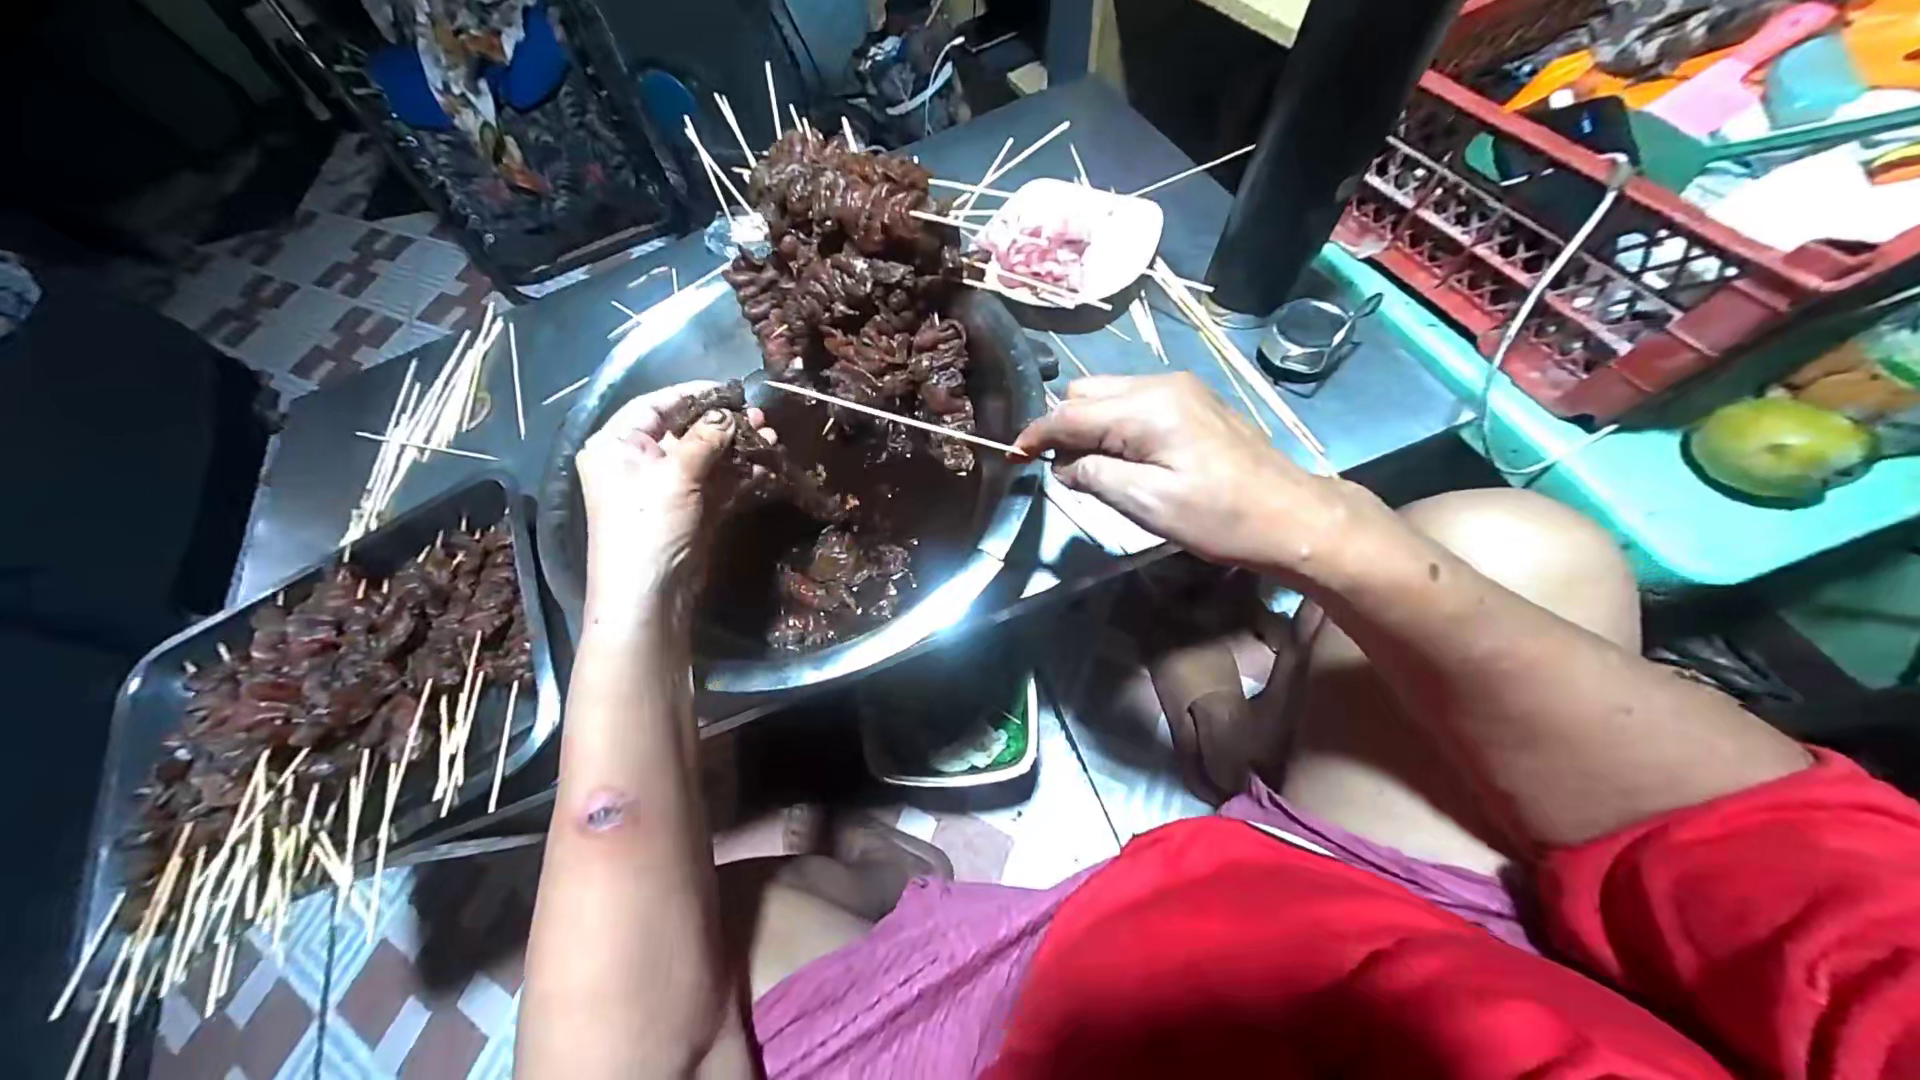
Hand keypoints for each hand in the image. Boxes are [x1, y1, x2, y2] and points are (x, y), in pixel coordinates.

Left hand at [575, 381, 772, 598]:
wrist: (651, 594)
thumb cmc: (649, 526)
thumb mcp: (675, 475)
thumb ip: (705, 438)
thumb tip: (730, 413)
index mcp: (618, 445)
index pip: (656, 405)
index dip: (694, 394)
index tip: (733, 390)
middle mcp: (640, 461)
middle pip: (687, 430)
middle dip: (725, 424)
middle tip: (761, 418)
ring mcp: (668, 487)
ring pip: (709, 456)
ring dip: (740, 448)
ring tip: (770, 438)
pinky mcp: (692, 509)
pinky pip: (719, 481)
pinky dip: (742, 473)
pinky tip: (766, 465)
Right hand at [1013, 374, 1392, 580]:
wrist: (1291, 516)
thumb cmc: (1220, 517)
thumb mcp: (1147, 503)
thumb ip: (1094, 475)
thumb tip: (1062, 463)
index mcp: (1147, 409)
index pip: (1070, 412)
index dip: (1036, 434)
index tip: (1012, 455)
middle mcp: (1161, 385)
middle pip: (1085, 392)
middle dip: (1062, 426)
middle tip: (1059, 470)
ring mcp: (1180, 389)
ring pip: (1108, 394)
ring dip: (1088, 424)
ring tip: (1089, 466)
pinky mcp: (1192, 401)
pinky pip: (1133, 401)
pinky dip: (1113, 423)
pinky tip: (1121, 456)